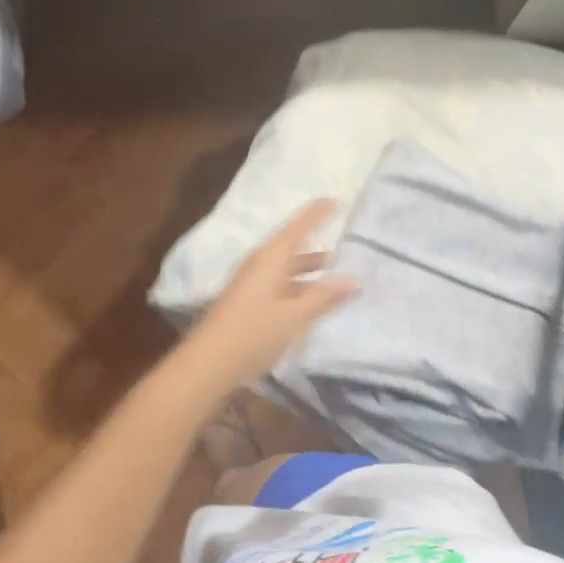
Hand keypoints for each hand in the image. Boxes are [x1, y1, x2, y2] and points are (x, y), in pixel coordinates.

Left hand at [175, 200, 356, 394]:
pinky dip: (298, 287)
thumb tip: (353, 280)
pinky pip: (278, 285)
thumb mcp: (295, 316)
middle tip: (346, 246)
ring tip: (336, 276)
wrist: (209, 362)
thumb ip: (324, 297)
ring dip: (309, 272)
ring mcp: (250, 283)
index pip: (298, 227)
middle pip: (292, 248)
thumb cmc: (254, 332)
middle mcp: (259, 264)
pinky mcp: (246, 302)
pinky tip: (312, 302)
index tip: (336, 200)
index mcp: (271, 258)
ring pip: (286, 270)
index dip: (316, 214)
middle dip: (317, 247)